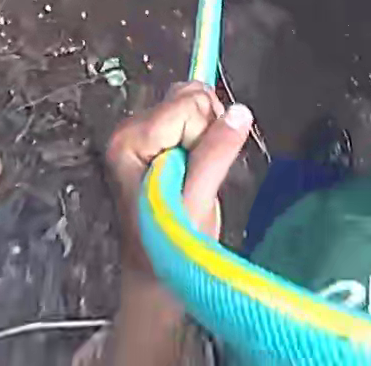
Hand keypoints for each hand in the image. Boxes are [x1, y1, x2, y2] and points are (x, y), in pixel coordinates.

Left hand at [104, 81, 253, 282]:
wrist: (158, 275)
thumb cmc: (171, 246)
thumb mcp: (196, 204)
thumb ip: (215, 155)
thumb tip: (240, 112)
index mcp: (131, 141)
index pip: (188, 106)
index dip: (204, 135)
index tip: (196, 172)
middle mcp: (132, 128)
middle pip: (191, 95)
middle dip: (207, 127)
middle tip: (198, 170)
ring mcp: (144, 129)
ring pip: (196, 98)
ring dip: (208, 129)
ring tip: (197, 168)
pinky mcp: (158, 132)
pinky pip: (196, 108)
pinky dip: (206, 130)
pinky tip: (197, 160)